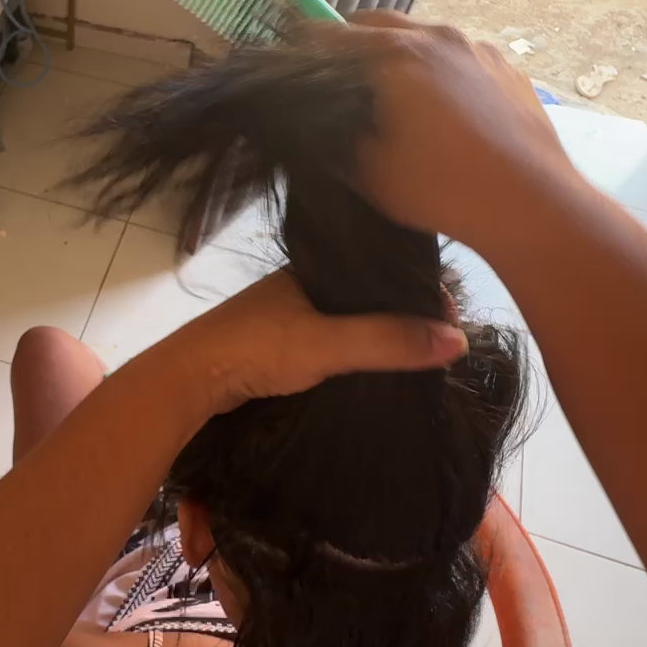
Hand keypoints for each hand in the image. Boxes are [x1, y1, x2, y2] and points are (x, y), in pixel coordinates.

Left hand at [146, 271, 468, 417]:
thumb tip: (458, 341)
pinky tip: (374, 371)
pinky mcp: (279, 343)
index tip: (453, 324)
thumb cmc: (254, 349)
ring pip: (349, 320)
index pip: (383, 269)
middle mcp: (303, 284)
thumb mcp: (327, 342)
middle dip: (405, 316)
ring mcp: (288, 314)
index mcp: (314, 268)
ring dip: (380, 337)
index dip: (421, 293)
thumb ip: (387, 340)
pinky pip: (331, 341)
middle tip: (443, 347)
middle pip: (368, 296)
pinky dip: (354, 353)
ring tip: (419, 361)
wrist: (189, 378)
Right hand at [316, 11, 586, 247]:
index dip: (304, 46)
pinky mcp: (507, 70)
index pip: (334, 34)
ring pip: (422, 37)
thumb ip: (334, 137)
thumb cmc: (436, 187)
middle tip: (331, 70)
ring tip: (385, 90)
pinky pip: (457, 58)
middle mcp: (439, 37)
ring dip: (395, 53)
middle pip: (379, 23)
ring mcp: (480, 50)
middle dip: (349, 40)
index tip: (288, 60)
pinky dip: (433, 70)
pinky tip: (432, 108)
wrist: (527, 202)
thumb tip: (315, 121)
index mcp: (397, 55)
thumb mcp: (365, 170)